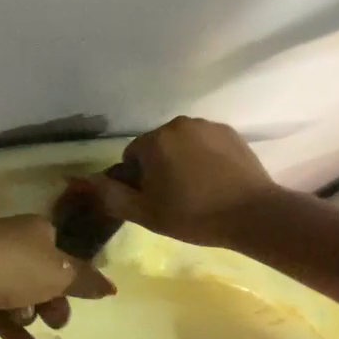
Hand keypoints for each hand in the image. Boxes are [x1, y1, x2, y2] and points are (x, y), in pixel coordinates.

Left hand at [0, 215, 115, 338]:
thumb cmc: (17, 267)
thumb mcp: (60, 273)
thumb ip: (86, 281)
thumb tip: (112, 287)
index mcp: (34, 229)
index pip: (59, 248)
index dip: (69, 272)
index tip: (76, 292)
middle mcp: (12, 242)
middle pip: (43, 276)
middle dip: (53, 300)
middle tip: (54, 317)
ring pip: (22, 296)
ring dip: (30, 314)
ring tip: (27, 320)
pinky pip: (2, 313)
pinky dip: (17, 332)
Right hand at [87, 116, 281, 246]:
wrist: (254, 214)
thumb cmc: (194, 214)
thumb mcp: (146, 213)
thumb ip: (112, 196)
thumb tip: (84, 182)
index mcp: (154, 140)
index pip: (132, 157)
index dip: (139, 181)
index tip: (155, 201)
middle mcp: (177, 124)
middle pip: (157, 146)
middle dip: (161, 167)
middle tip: (176, 198)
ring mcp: (206, 125)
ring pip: (182, 143)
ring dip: (183, 160)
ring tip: (199, 190)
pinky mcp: (230, 132)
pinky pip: (206, 142)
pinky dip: (206, 157)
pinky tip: (217, 180)